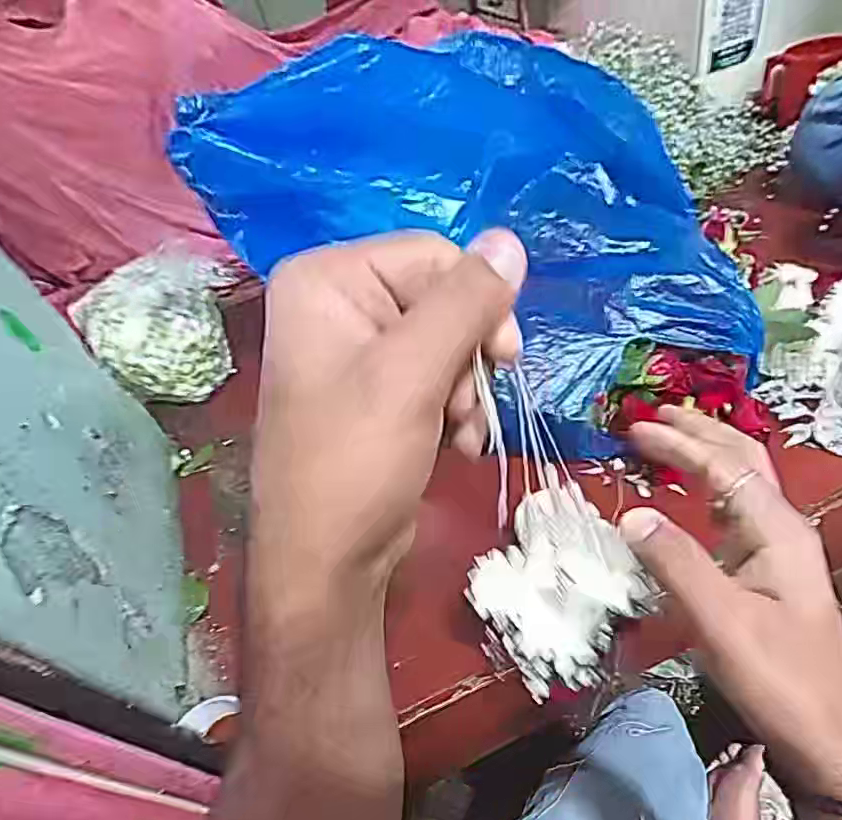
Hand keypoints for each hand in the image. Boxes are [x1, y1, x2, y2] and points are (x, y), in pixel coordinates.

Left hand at [254, 229, 525, 591]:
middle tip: (467, 405)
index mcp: (330, 280)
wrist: (330, 555)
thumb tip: (510, 241)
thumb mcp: (413, 375)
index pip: (435, 256)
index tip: (502, 359)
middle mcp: (342, 306)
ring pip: (452, 346)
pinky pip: (440, 380)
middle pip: (446, 301)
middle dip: (471, 360)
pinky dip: (458, 412)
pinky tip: (457, 444)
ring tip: (460, 434)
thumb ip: (465, 304)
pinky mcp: (381, 394)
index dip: (479, 303)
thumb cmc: (358, 460)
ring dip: (469, 393)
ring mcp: (361, 354)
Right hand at [617, 406, 841, 801]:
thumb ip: (677, 565)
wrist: (825, 733)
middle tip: (655, 416)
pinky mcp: (771, 575)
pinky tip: (694, 501)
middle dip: (700, 432)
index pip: (725, 466)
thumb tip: (632, 516)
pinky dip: (709, 495)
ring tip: (671, 441)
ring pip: (743, 486)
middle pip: (744, 461)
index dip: (680, 443)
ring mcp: (780, 553)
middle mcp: (783, 530)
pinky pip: (737, 518)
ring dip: (707, 457)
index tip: (637, 428)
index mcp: (778, 531)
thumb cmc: (780, 679)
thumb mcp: (722, 622)